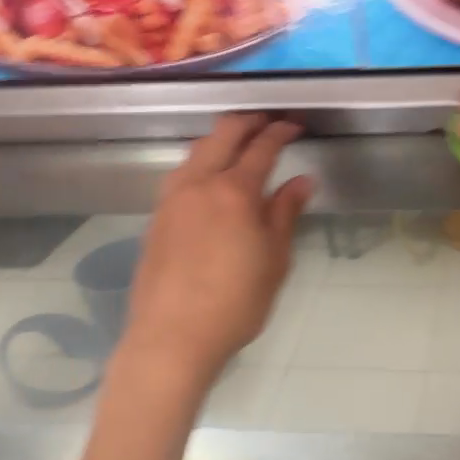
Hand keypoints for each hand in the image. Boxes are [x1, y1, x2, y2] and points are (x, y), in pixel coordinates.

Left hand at [124, 115, 314, 372]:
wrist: (173, 337)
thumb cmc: (236, 304)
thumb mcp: (274, 261)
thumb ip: (285, 213)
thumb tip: (302, 180)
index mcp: (235, 193)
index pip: (262, 148)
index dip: (281, 131)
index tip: (295, 125)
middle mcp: (199, 185)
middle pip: (223, 135)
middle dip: (248, 122)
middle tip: (269, 122)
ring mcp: (172, 199)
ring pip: (196, 150)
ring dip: (220, 139)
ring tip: (240, 144)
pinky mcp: (157, 217)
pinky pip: (181, 173)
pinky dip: (201, 161)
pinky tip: (210, 178)